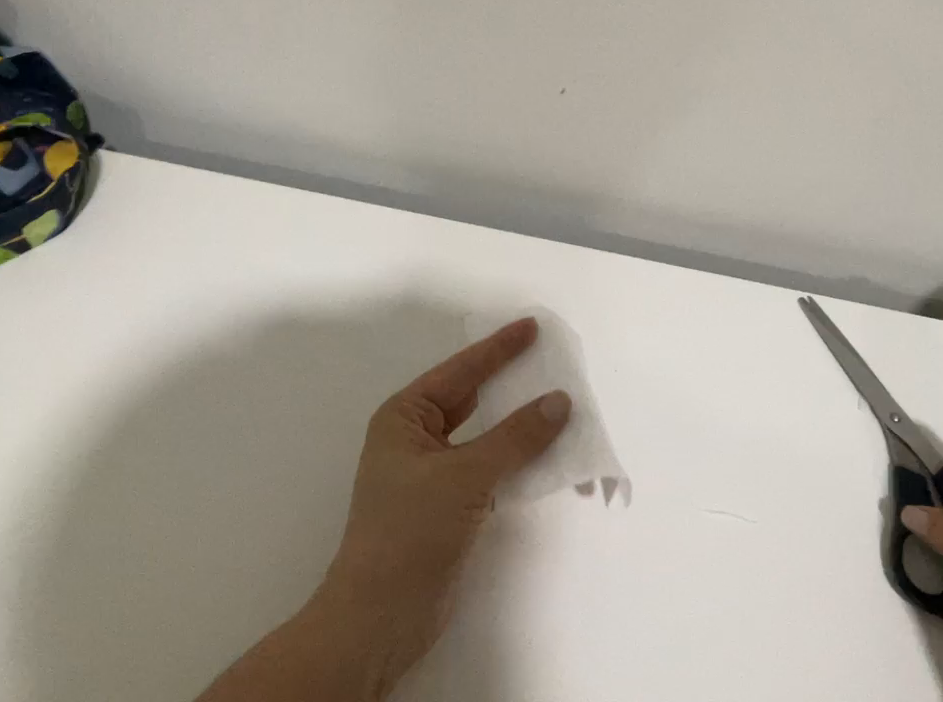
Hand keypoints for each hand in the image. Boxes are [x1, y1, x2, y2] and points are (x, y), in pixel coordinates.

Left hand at [201, 318, 570, 701]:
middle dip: (512, 384)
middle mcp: (417, 438)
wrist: (380, 617)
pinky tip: (549, 455)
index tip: (533, 326)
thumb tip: (559, 402)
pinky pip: (491, 469)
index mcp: (405, 417)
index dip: (498, 349)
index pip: (461, 372)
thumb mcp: (464, 476)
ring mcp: (433, 474)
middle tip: (553, 363)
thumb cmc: (410, 531)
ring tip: (562, 405)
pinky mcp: (450, 506)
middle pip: (473, 400)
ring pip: (486, 437)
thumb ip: (515, 438)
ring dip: (521, 426)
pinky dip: (519, 461)